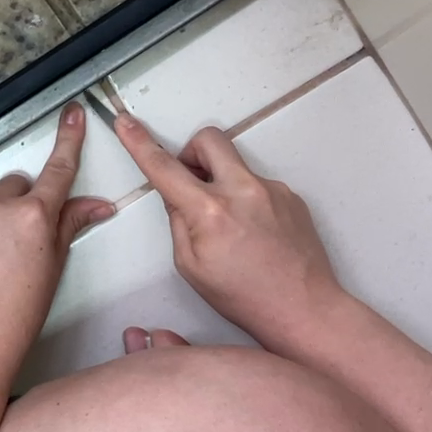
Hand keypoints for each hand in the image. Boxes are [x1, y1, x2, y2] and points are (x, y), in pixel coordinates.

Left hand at [0, 105, 114, 372]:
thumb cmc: (21, 313)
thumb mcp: (55, 267)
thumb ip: (70, 225)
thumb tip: (97, 205)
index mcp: (34, 217)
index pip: (58, 170)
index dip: (68, 139)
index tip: (71, 112)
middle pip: (17, 186)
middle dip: (24, 203)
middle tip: (24, 242)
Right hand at [113, 114, 346, 351]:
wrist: (305, 308)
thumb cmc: (245, 297)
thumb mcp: (191, 266)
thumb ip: (178, 222)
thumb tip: (176, 196)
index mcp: (211, 212)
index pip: (165, 168)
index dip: (139, 142)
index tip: (126, 123)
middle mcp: (243, 191)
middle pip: (208, 139)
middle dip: (192, 152)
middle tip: (192, 182)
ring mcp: (272, 189)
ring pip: (235, 164)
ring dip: (222, 182)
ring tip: (231, 226)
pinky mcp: (291, 196)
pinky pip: (257, 184)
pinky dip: (246, 200)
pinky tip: (254, 233)